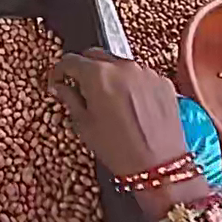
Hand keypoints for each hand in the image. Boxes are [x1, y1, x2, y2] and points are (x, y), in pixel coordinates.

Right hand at [50, 48, 193, 175]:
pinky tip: (130, 106)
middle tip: (80, 88)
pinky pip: (140, 75)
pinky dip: (131, 84)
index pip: (71, 60)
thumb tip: (61, 87)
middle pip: (95, 56)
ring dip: (109, 76)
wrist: (158, 165)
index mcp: (98, 75)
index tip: (59, 79)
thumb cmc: (119, 149)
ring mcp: (145, 72)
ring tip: (108, 101)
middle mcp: (122, 67)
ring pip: (119, 64)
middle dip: (84, 68)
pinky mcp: (162, 81)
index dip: (60, 70)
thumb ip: (70, 99)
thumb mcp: (84, 125)